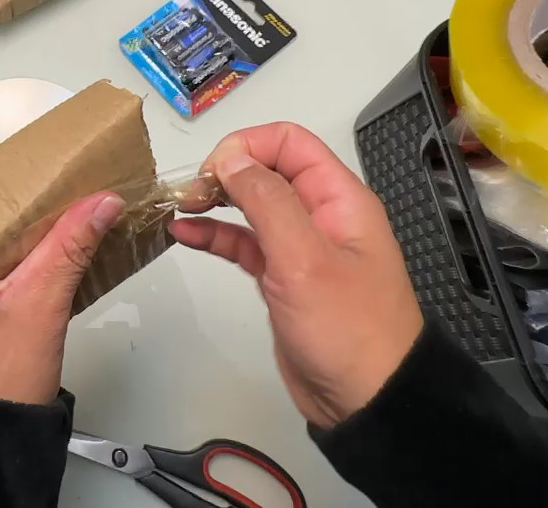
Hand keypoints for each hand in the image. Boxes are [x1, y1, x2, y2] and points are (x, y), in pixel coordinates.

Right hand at [170, 123, 422, 428]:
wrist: (368, 405)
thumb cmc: (347, 329)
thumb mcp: (305, 259)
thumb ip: (266, 201)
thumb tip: (229, 158)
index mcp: (337, 198)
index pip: (289, 142)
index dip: (247, 146)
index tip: (214, 172)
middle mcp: (318, 212)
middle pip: (264, 168)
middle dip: (225, 171)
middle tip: (192, 193)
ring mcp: (298, 244)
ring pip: (249, 202)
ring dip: (213, 199)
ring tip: (180, 207)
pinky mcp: (280, 274)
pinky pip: (242, 240)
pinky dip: (213, 234)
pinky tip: (184, 234)